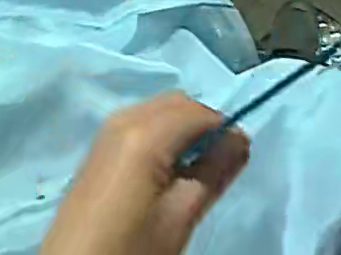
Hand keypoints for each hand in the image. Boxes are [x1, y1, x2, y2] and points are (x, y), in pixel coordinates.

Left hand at [41, 92, 250, 254]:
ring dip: (181, 127)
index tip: (239, 155)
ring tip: (192, 170)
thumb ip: (213, 175)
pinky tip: (164, 169)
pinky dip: (160, 131)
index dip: (223, 127)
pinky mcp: (99, 143)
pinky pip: (140, 119)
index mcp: (145, 133)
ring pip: (159, 108)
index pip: (197, 111)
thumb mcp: (177, 220)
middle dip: (202, 123)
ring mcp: (107, 128)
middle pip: (177, 101)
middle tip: (217, 163)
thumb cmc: (129, 252)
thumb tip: (241, 141)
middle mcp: (125, 116)